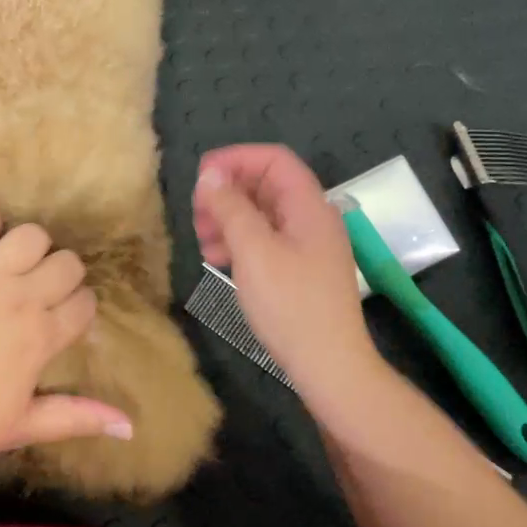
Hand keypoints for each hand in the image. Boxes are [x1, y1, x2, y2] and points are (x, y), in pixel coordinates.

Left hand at [0, 211, 132, 457]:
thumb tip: (130, 425)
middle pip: (67, 262)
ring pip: (31, 234)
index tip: (63, 318)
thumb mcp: (20, 426)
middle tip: (41, 291)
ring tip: (15, 266)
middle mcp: (18, 296)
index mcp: (40, 337)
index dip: (79, 309)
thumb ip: (76, 417)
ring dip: (30, 248)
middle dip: (63, 275)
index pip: (85, 303)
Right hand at [192, 144, 382, 398]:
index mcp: (309, 208)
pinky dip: (237, 240)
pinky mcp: (299, 269)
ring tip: (202, 241)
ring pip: (260, 212)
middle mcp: (311, 219)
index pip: (274, 160)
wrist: (329, 367)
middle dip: (226, 192)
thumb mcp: (252, 250)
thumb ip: (230, 206)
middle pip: (264, 185)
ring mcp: (306, 245)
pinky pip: (264, 238)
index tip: (201, 178)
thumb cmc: (291, 304)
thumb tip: (210, 175)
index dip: (235, 159)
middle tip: (196, 214)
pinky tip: (217, 260)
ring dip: (226, 218)